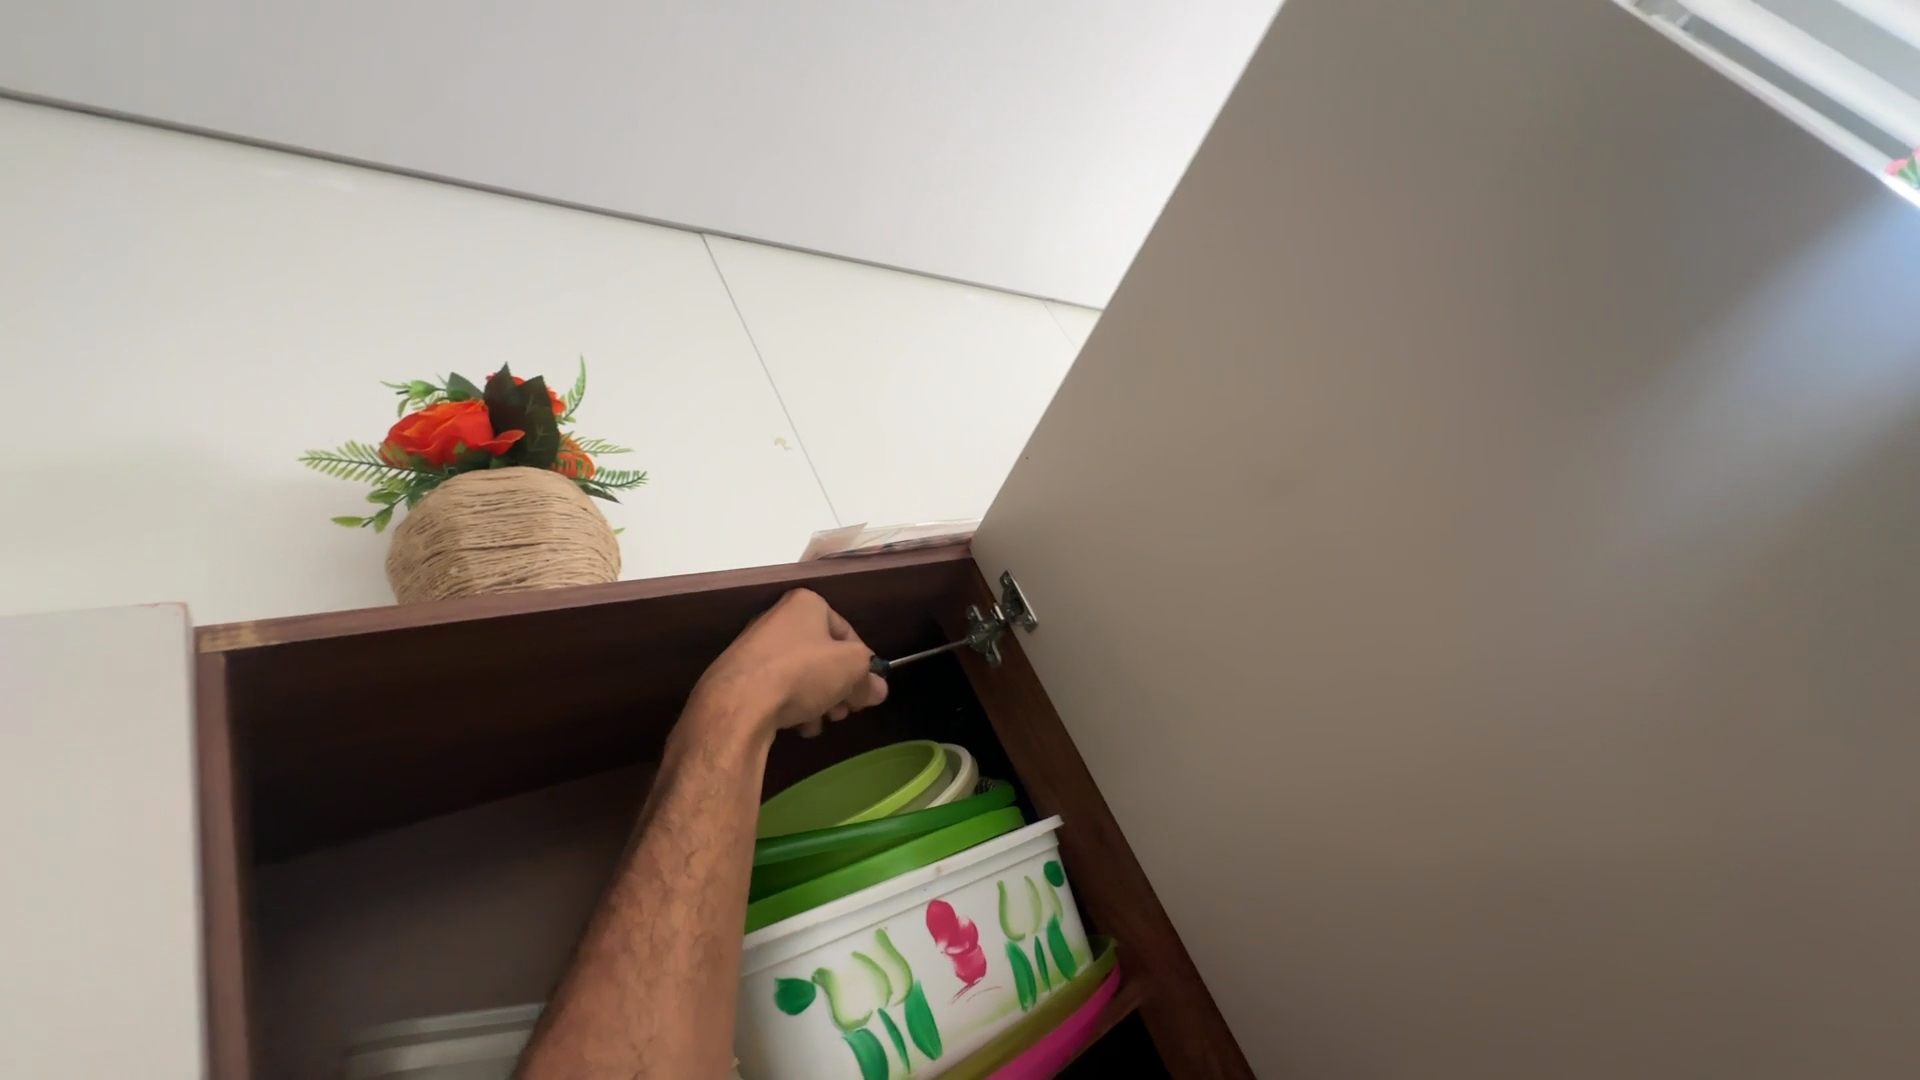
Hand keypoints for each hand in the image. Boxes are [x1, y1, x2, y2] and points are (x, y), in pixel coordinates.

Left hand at [689, 589, 889, 740]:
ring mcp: (754, 648)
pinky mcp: (737, 677)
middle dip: (838, 688)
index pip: (847, 632)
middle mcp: (778, 619)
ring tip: (818, 723)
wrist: (738, 705)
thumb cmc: (802, 673)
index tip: (865, 691)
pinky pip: (776, 689)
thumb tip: (877, 690)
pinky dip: (790, 707)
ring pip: (801, 676)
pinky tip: (796, 727)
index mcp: (806, 604)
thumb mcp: (852, 671)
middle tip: (844, 712)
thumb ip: (870, 678)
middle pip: (823, 657)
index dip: (862, 664)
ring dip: (816, 702)